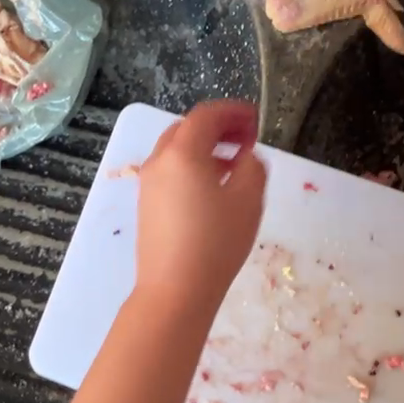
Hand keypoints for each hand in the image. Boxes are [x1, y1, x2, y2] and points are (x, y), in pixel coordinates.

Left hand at [133, 100, 267, 315]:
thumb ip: (253, 166)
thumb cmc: (216, 243)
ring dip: (206, 146)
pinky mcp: (148, 204)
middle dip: (219, 126)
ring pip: (177, 150)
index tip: (256, 119)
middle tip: (247, 137)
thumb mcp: (249, 200)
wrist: (174, 290)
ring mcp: (149, 184)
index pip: (207, 115)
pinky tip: (215, 186)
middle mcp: (160, 161)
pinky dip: (193, 165)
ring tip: (235, 162)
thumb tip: (247, 157)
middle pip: (188, 128)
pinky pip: (172, 171)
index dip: (234, 112)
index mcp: (183, 152)